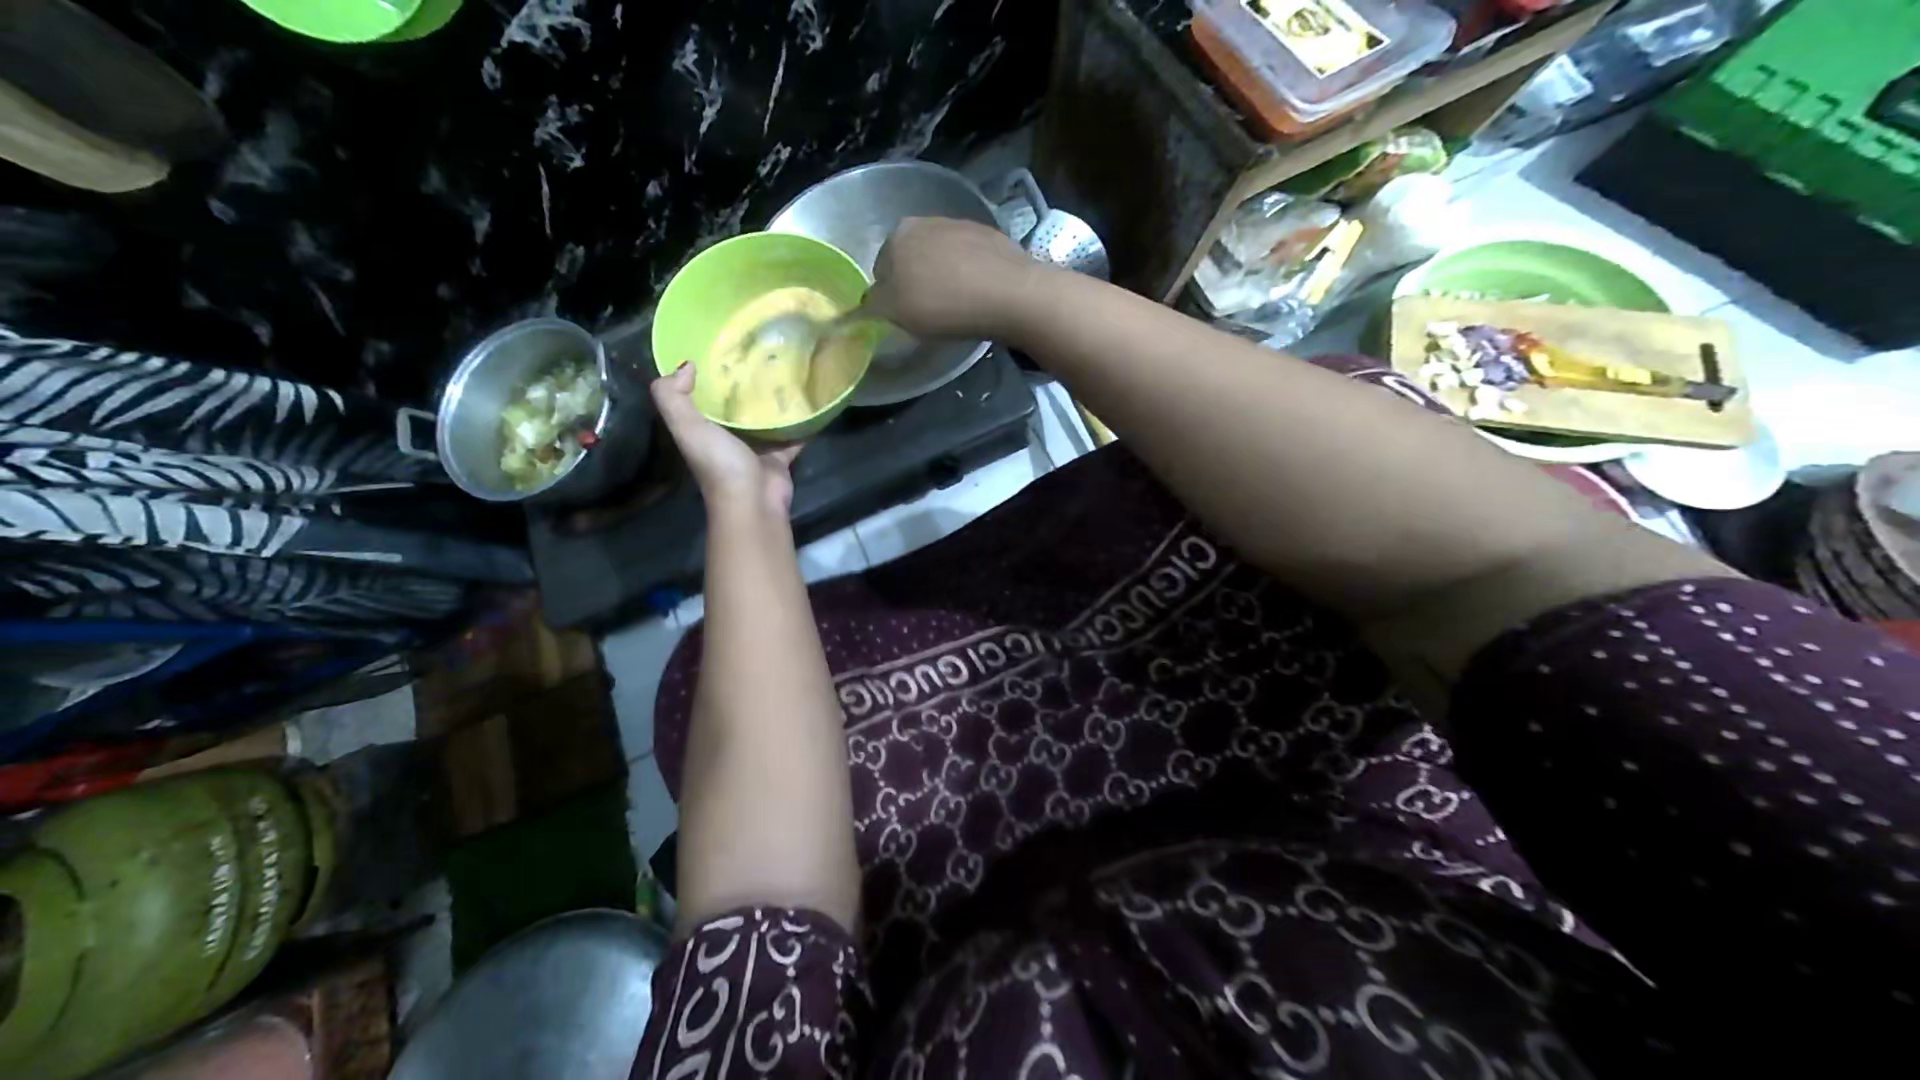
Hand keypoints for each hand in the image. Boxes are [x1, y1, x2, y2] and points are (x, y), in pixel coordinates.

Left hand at [650, 364, 801, 516]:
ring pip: (763, 419)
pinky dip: (801, 423)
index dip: (703, 374)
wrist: (753, 503)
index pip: (698, 397)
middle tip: (759, 352)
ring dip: (772, 401)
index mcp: (701, 429)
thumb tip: (686, 365)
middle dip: (741, 384)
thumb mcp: (687, 427)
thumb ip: (674, 396)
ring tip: (786, 370)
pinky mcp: (779, 457)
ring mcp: (754, 449)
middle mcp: (725, 438)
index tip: (718, 347)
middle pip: (732, 406)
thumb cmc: (720, 464)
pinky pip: (792, 436)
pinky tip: (810, 402)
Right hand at [863, 217, 1047, 340]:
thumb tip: (868, 300)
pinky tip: (980, 297)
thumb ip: (873, 304)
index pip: (881, 268)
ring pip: (943, 258)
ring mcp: (963, 225)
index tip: (905, 315)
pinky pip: (971, 261)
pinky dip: (970, 276)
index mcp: (898, 234)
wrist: (1010, 294)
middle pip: (912, 258)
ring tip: (957, 307)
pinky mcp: (993, 237)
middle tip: (930, 313)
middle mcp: (928, 220)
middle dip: (917, 282)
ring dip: (945, 278)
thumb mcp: (895, 312)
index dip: (890, 295)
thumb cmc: (943, 304)